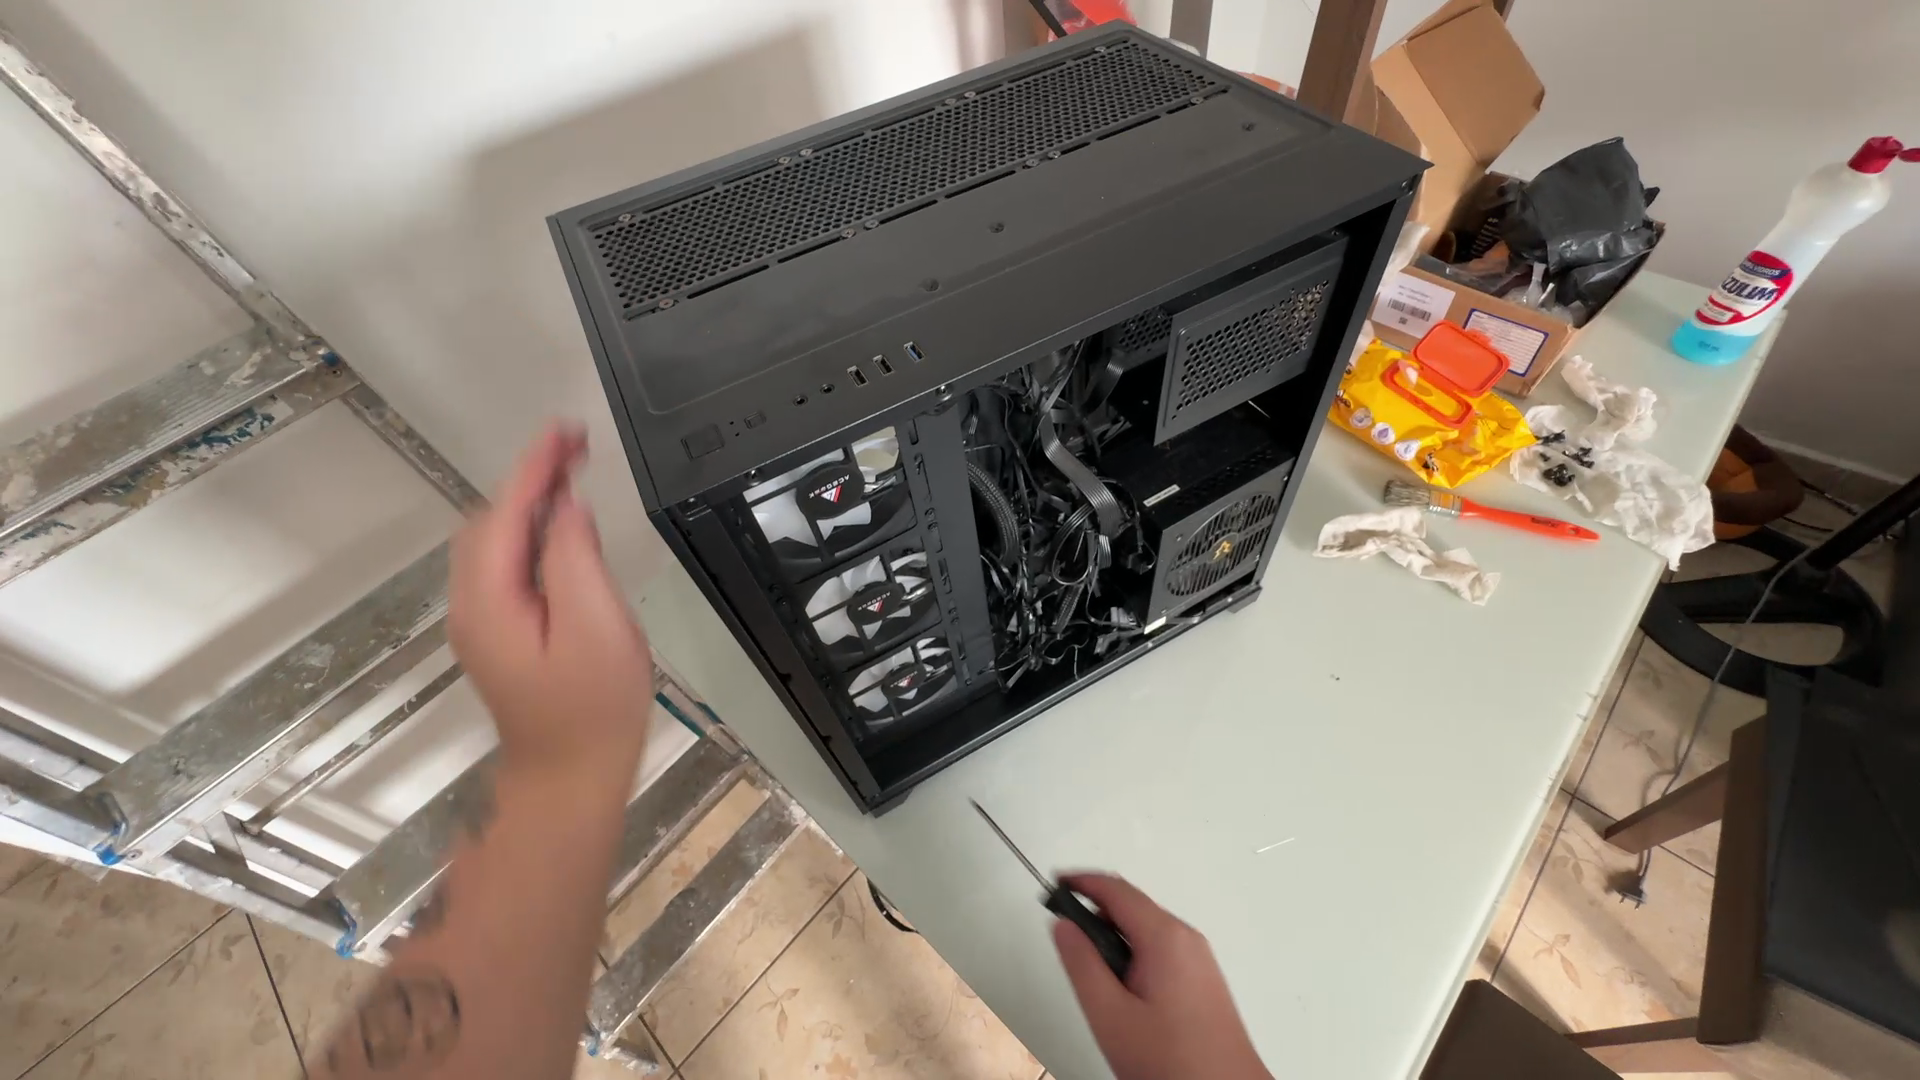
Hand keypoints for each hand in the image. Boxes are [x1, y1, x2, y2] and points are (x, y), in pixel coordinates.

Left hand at [449, 424, 653, 786]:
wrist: (571, 773)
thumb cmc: (594, 705)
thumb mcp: (597, 627)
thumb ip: (577, 562)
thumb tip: (569, 511)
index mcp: (490, 600)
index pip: (506, 514)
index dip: (536, 468)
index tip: (566, 430)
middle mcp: (472, 604)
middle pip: (491, 522)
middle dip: (531, 477)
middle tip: (580, 448)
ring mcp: (482, 620)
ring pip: (496, 541)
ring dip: (531, 501)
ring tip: (574, 473)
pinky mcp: (501, 631)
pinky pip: (507, 564)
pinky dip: (531, 531)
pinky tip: (560, 526)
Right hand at [1053, 874, 1270, 1079]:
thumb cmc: (1172, 1063)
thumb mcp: (1111, 1015)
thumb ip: (1082, 963)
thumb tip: (1063, 925)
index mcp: (1165, 937)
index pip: (1115, 888)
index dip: (1080, 881)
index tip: (1054, 884)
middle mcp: (1187, 939)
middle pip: (1131, 905)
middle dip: (1095, 913)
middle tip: (1068, 938)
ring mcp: (1200, 959)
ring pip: (1145, 929)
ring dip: (1114, 938)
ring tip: (1095, 978)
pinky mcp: (1204, 980)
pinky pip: (1161, 949)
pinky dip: (1134, 954)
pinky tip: (1125, 993)